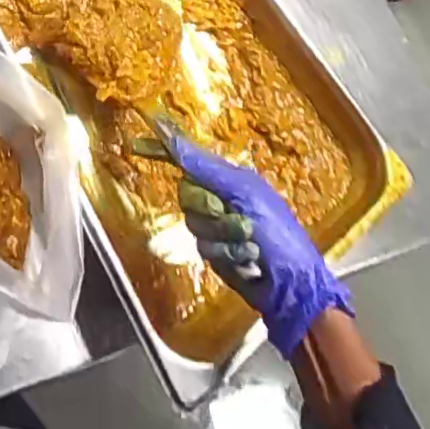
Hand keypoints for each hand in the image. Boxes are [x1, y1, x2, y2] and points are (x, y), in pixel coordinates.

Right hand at [171, 135, 351, 357]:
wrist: (293, 288)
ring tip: (251, 249)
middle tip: (238, 221)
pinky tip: (249, 264)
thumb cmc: (279, 236)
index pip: (188, 159)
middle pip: (188, 194)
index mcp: (230, 178)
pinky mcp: (216, 252)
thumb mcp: (246, 195)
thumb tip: (174, 139)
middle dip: (212, 213)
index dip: (163, 149)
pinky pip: (204, 247)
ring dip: (224, 239)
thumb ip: (207, 169)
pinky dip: (227, 257)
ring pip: (195, 224)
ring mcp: (217, 226)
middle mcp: (220, 197)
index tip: (135, 144)